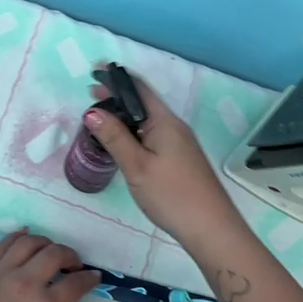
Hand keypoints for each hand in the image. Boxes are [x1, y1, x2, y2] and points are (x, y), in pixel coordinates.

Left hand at [0, 230, 100, 301]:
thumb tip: (70, 300)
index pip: (76, 283)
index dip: (89, 278)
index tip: (92, 276)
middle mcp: (26, 284)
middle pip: (55, 253)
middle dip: (70, 256)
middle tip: (72, 264)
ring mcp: (1, 274)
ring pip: (28, 242)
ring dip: (45, 242)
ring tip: (49, 250)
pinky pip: (2, 245)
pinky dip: (17, 237)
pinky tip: (25, 236)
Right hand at [85, 73, 244, 248]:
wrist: (211, 229)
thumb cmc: (171, 194)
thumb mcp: (136, 166)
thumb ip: (114, 137)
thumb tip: (91, 111)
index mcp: (164, 121)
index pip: (139, 88)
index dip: (116, 78)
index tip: (94, 72)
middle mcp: (174, 126)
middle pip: (143, 102)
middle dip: (117, 96)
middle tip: (91, 95)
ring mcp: (179, 143)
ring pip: (147, 120)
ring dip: (124, 115)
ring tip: (100, 119)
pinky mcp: (180, 158)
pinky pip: (153, 134)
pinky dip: (134, 131)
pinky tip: (123, 143)